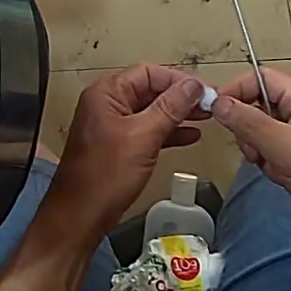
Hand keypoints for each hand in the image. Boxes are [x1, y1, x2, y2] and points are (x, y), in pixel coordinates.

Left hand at [41, 64, 206, 245]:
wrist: (80, 217)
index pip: (148, 73)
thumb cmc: (104, 176)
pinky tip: (191, 136)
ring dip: (179, 113)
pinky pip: (149, 130)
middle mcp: (108, 104)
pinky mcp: (120, 145)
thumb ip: (170, 107)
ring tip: (207, 117)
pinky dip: (169, 131)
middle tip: (210, 103)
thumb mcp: (143, 136)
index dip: (178, 79)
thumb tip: (193, 86)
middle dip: (181, 96)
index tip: (204, 90)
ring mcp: (113, 125)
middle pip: (150, 89)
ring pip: (152, 110)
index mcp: (106, 94)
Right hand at [209, 67, 290, 250]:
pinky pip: (271, 149)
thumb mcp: (284, 145)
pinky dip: (267, 160)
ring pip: (262, 128)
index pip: (263, 77)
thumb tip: (218, 102)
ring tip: (268, 163)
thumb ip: (247, 122)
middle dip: (248, 124)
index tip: (215, 108)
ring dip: (257, 146)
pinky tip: (278, 174)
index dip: (237, 89)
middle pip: (260, 102)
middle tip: (251, 146)